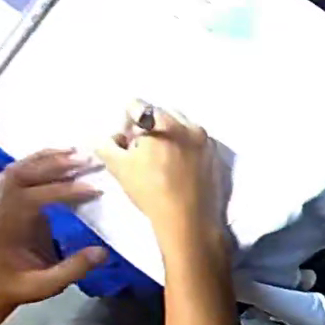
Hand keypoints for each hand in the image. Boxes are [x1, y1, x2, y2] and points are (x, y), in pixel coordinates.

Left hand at [0, 149, 108, 307]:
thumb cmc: (19, 286)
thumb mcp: (47, 286)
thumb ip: (73, 269)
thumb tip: (103, 251)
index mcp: (6, 228)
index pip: (31, 198)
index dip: (62, 191)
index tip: (93, 190)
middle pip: (20, 175)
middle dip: (54, 165)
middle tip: (88, 161)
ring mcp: (1, 202)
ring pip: (19, 169)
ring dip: (48, 158)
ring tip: (79, 153)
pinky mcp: (10, 200)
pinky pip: (21, 173)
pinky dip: (42, 162)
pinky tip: (64, 158)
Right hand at [96, 102, 227, 249]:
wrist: (189, 218)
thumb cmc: (151, 190)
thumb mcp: (117, 166)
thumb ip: (108, 144)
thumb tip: (115, 137)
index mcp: (162, 123)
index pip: (137, 106)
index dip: (127, 123)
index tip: (128, 142)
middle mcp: (188, 126)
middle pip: (161, 114)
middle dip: (150, 127)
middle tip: (145, 151)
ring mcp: (205, 140)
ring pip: (182, 125)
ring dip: (171, 135)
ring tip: (164, 159)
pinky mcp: (216, 156)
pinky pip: (198, 141)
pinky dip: (188, 146)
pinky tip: (181, 166)